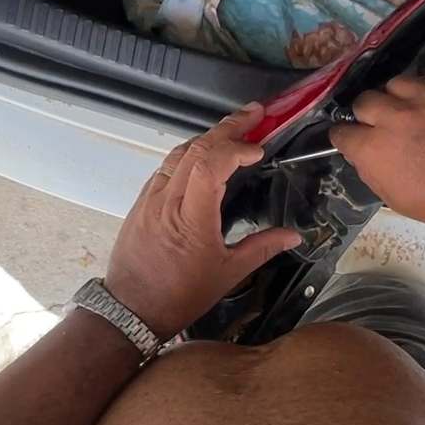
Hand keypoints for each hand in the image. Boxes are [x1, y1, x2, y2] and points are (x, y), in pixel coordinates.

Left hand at [104, 104, 303, 336]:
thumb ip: (262, 248)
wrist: (130, 310)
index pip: (209, 164)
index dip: (235, 148)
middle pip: (195, 148)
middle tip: (254, 114)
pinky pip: (166, 167)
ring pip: (178, 153)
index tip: (258, 150)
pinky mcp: (141, 202)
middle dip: (227, 127)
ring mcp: (150, 199)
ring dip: (207, 137)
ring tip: (233, 130)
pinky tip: (204, 155)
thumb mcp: (227, 274)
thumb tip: (294, 236)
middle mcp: (167, 201)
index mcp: (191, 218)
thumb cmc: (179, 295)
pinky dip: (189, 154)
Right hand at [330, 71, 424, 243]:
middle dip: (368, 113)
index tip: (352, 140)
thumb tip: (364, 155)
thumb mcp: (398, 199)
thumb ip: (373, 172)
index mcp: (374, 148)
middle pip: (365, 100)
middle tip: (382, 124)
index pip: (341, 132)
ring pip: (397, 82)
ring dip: (399, 96)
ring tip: (412, 108)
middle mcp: (394, 116)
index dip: (345, 137)